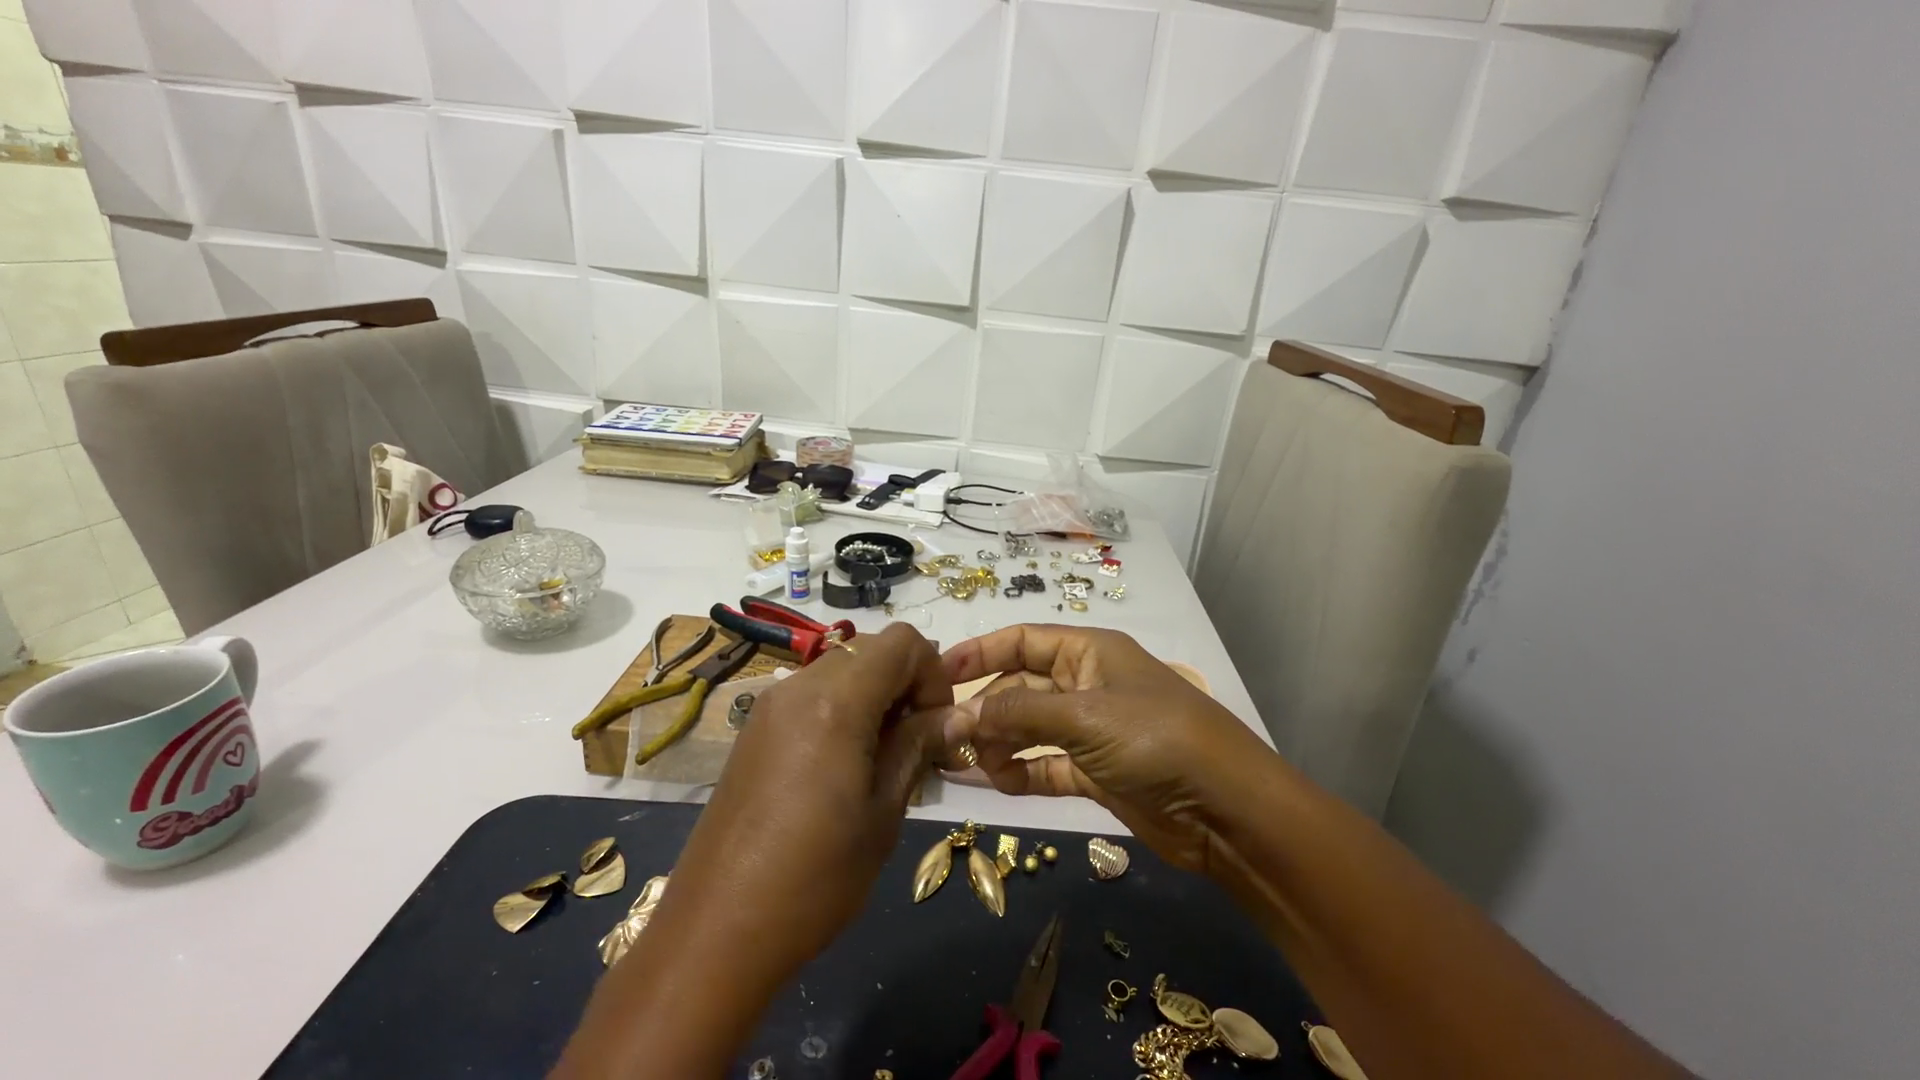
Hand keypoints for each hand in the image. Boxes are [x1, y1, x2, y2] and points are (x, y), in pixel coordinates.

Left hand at [654, 623, 953, 981]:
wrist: (718, 929)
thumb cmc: (816, 878)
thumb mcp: (883, 813)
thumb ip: (918, 748)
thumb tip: (956, 716)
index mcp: (834, 703)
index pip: (902, 642)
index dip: (933, 675)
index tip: (939, 728)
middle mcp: (797, 689)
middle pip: (869, 652)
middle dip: (905, 686)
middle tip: (918, 747)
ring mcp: (768, 709)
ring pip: (840, 673)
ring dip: (875, 700)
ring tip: (884, 763)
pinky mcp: (753, 733)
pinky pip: (810, 698)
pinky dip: (842, 714)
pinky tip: (846, 771)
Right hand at [942, 625, 1277, 874]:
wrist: (1226, 809)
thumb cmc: (1157, 741)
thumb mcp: (1084, 716)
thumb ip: (1017, 714)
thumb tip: (958, 717)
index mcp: (1090, 651)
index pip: (1022, 640)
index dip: (978, 653)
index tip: (936, 678)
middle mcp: (1087, 684)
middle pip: (1020, 686)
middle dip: (985, 708)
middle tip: (946, 736)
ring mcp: (1092, 731)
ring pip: (1028, 729)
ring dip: (998, 744)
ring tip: (973, 766)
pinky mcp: (1097, 773)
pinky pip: (1045, 765)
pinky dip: (1020, 773)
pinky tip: (999, 785)